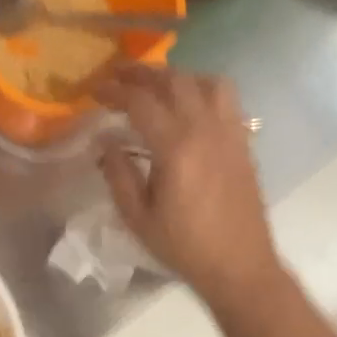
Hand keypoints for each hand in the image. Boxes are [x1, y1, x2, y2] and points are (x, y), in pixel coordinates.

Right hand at [95, 66, 285, 299]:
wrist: (238, 264)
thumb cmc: (182, 245)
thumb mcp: (137, 216)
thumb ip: (118, 173)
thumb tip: (104, 140)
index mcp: (176, 147)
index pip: (141, 102)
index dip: (114, 90)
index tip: (93, 89)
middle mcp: (206, 129)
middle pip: (174, 81)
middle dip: (142, 73)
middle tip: (117, 76)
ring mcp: (229, 132)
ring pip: (206, 81)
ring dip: (177, 76)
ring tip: (156, 85)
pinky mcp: (242, 141)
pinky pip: (225, 99)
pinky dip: (201, 90)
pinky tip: (187, 106)